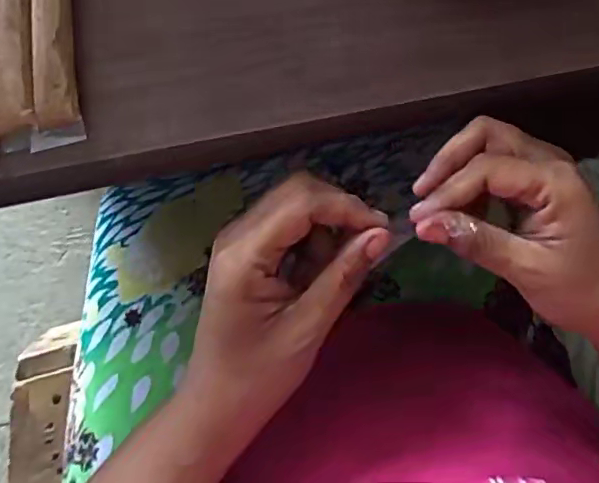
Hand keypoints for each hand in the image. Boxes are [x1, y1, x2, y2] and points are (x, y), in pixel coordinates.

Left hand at [185, 172, 390, 431]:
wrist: (216, 406)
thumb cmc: (259, 377)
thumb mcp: (308, 328)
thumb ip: (344, 275)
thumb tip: (382, 235)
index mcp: (244, 253)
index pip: (301, 203)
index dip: (345, 207)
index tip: (382, 228)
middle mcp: (237, 232)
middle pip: (297, 191)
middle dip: (338, 209)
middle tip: (369, 241)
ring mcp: (238, 236)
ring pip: (294, 201)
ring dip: (326, 223)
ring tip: (337, 267)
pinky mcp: (246, 245)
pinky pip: (286, 219)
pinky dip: (312, 234)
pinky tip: (318, 269)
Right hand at [410, 116, 598, 347]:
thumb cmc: (582, 293)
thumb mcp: (527, 271)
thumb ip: (476, 241)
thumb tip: (424, 225)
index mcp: (553, 179)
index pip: (487, 168)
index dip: (449, 190)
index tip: (420, 218)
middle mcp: (549, 160)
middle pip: (487, 134)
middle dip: (450, 159)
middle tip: (424, 193)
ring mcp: (546, 166)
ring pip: (490, 142)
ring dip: (459, 164)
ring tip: (436, 202)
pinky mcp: (539, 179)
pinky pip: (498, 161)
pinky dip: (473, 177)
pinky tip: (461, 207)